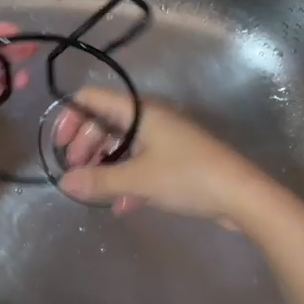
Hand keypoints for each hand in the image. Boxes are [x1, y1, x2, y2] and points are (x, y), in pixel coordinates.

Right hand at [54, 87, 270, 221]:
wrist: (244, 196)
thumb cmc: (188, 176)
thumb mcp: (139, 180)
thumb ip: (99, 180)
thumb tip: (64, 182)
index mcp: (138, 110)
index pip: (91, 98)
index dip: (70, 116)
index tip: (59, 144)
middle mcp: (148, 117)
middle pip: (104, 122)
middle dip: (85, 145)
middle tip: (75, 171)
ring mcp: (163, 138)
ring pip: (122, 143)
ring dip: (104, 164)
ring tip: (93, 189)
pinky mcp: (175, 160)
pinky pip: (140, 161)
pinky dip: (126, 177)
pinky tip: (122, 205)